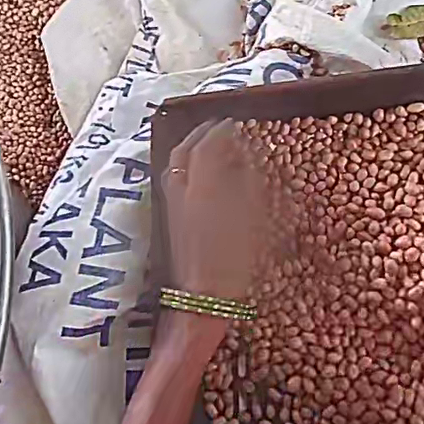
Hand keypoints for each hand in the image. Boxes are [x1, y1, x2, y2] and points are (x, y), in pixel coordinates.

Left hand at [159, 120, 267, 362]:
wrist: (202, 301)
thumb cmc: (233, 267)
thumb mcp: (253, 223)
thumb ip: (248, 187)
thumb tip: (246, 160)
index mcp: (202, 191)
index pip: (205, 148)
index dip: (219, 132)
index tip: (234, 123)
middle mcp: (181, 194)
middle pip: (184, 152)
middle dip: (200, 135)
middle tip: (218, 129)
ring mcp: (173, 207)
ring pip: (175, 166)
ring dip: (190, 149)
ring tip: (209, 147)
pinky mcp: (171, 220)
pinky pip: (174, 180)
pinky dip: (186, 167)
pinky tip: (201, 175)